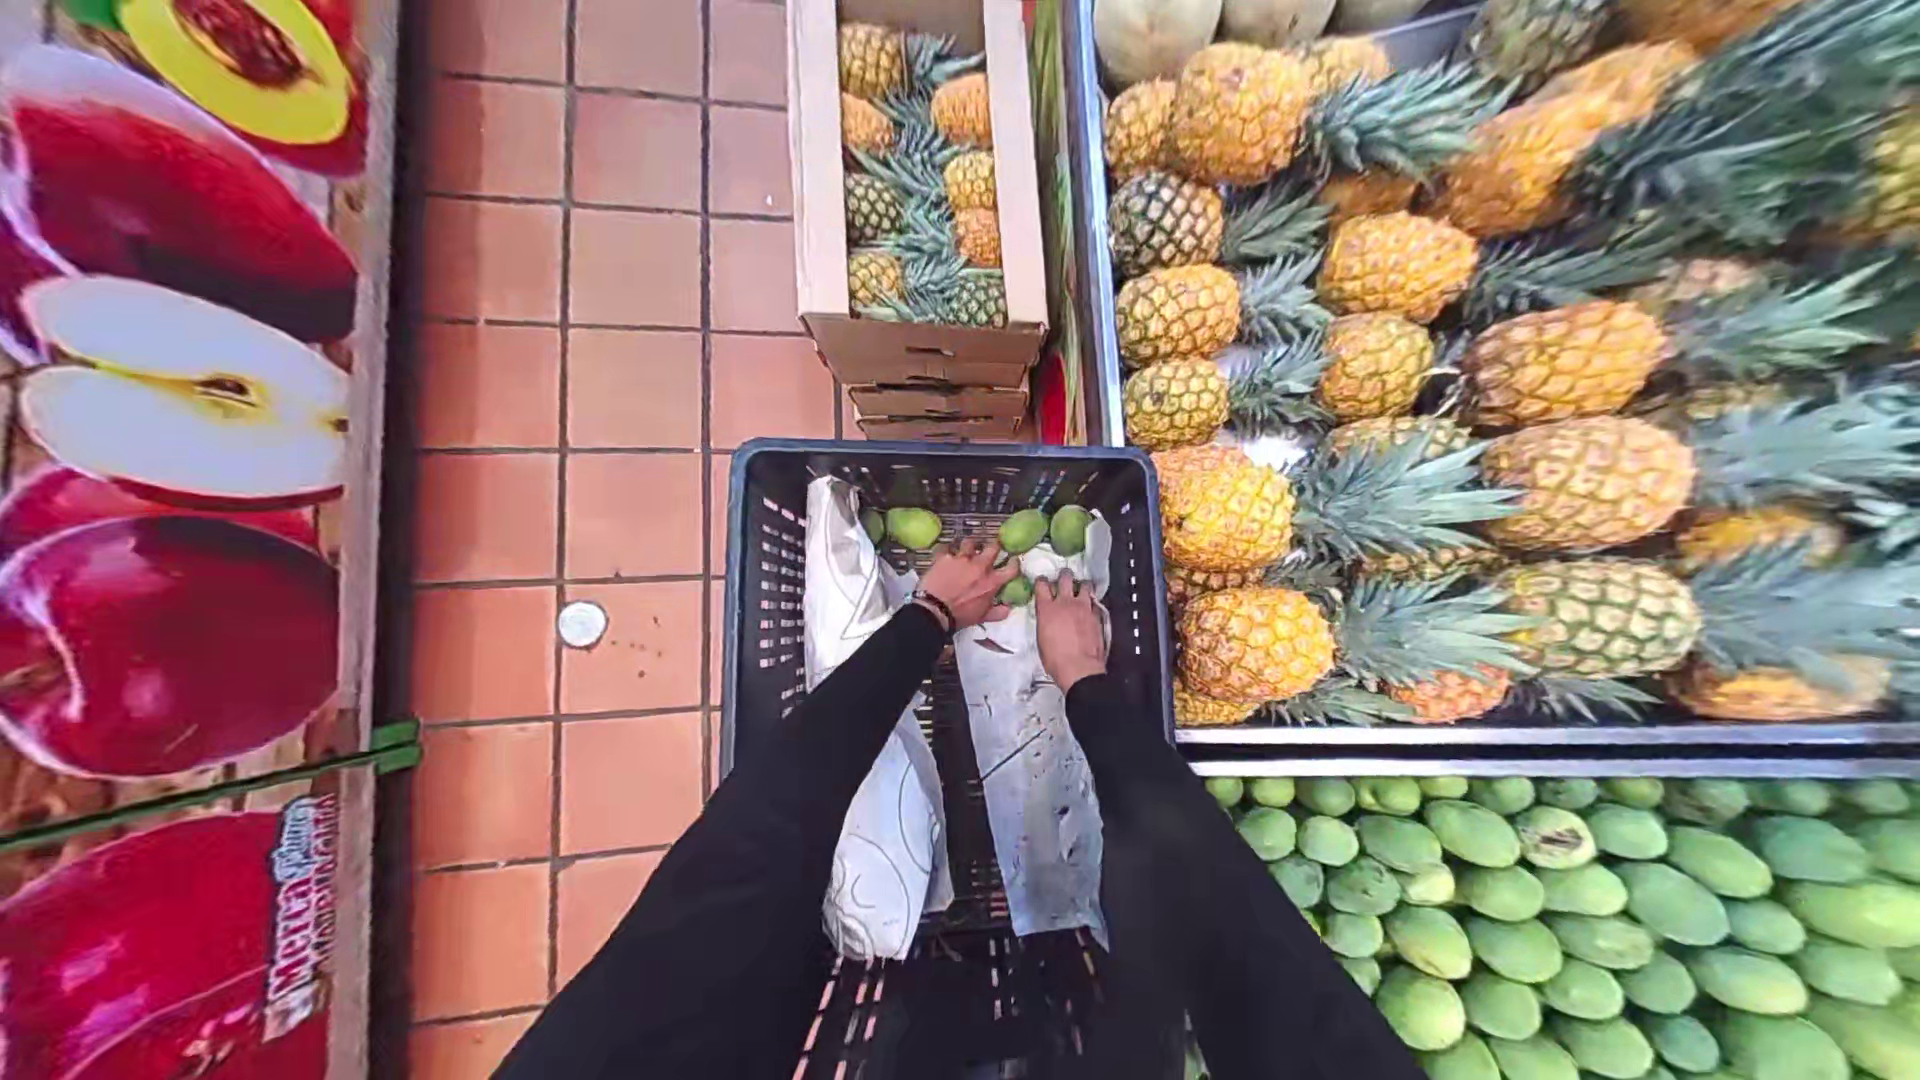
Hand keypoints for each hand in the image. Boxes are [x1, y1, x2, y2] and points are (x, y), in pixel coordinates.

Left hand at [916, 538, 1021, 629]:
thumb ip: (998, 612)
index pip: (1011, 568)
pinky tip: (944, 553)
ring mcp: (962, 559)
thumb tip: (1008, 608)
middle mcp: (980, 566)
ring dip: (970, 544)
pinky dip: (946, 549)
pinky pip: (946, 547)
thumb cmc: (960, 616)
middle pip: (993, 547)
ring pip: (970, 542)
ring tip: (967, 548)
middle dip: (994, 546)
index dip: (1014, 563)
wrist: (935, 610)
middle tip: (991, 548)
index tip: (1013, 560)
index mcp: (992, 581)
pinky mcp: (945, 556)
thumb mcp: (982, 617)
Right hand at [1035, 571, 1107, 691]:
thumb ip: (1045, 621)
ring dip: (1082, 585)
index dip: (1042, 581)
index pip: (1042, 585)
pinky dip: (1092, 600)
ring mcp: (1083, 607)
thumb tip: (1047, 617)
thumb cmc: (1054, 659)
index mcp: (1046, 608)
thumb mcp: (1041, 637)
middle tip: (1064, 577)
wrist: (1079, 668)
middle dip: (1064, 575)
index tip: (1042, 582)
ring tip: (1082, 588)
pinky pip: (1095, 601)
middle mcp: (1065, 602)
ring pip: (1084, 585)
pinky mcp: (1097, 615)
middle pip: (1065, 578)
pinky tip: (1091, 605)